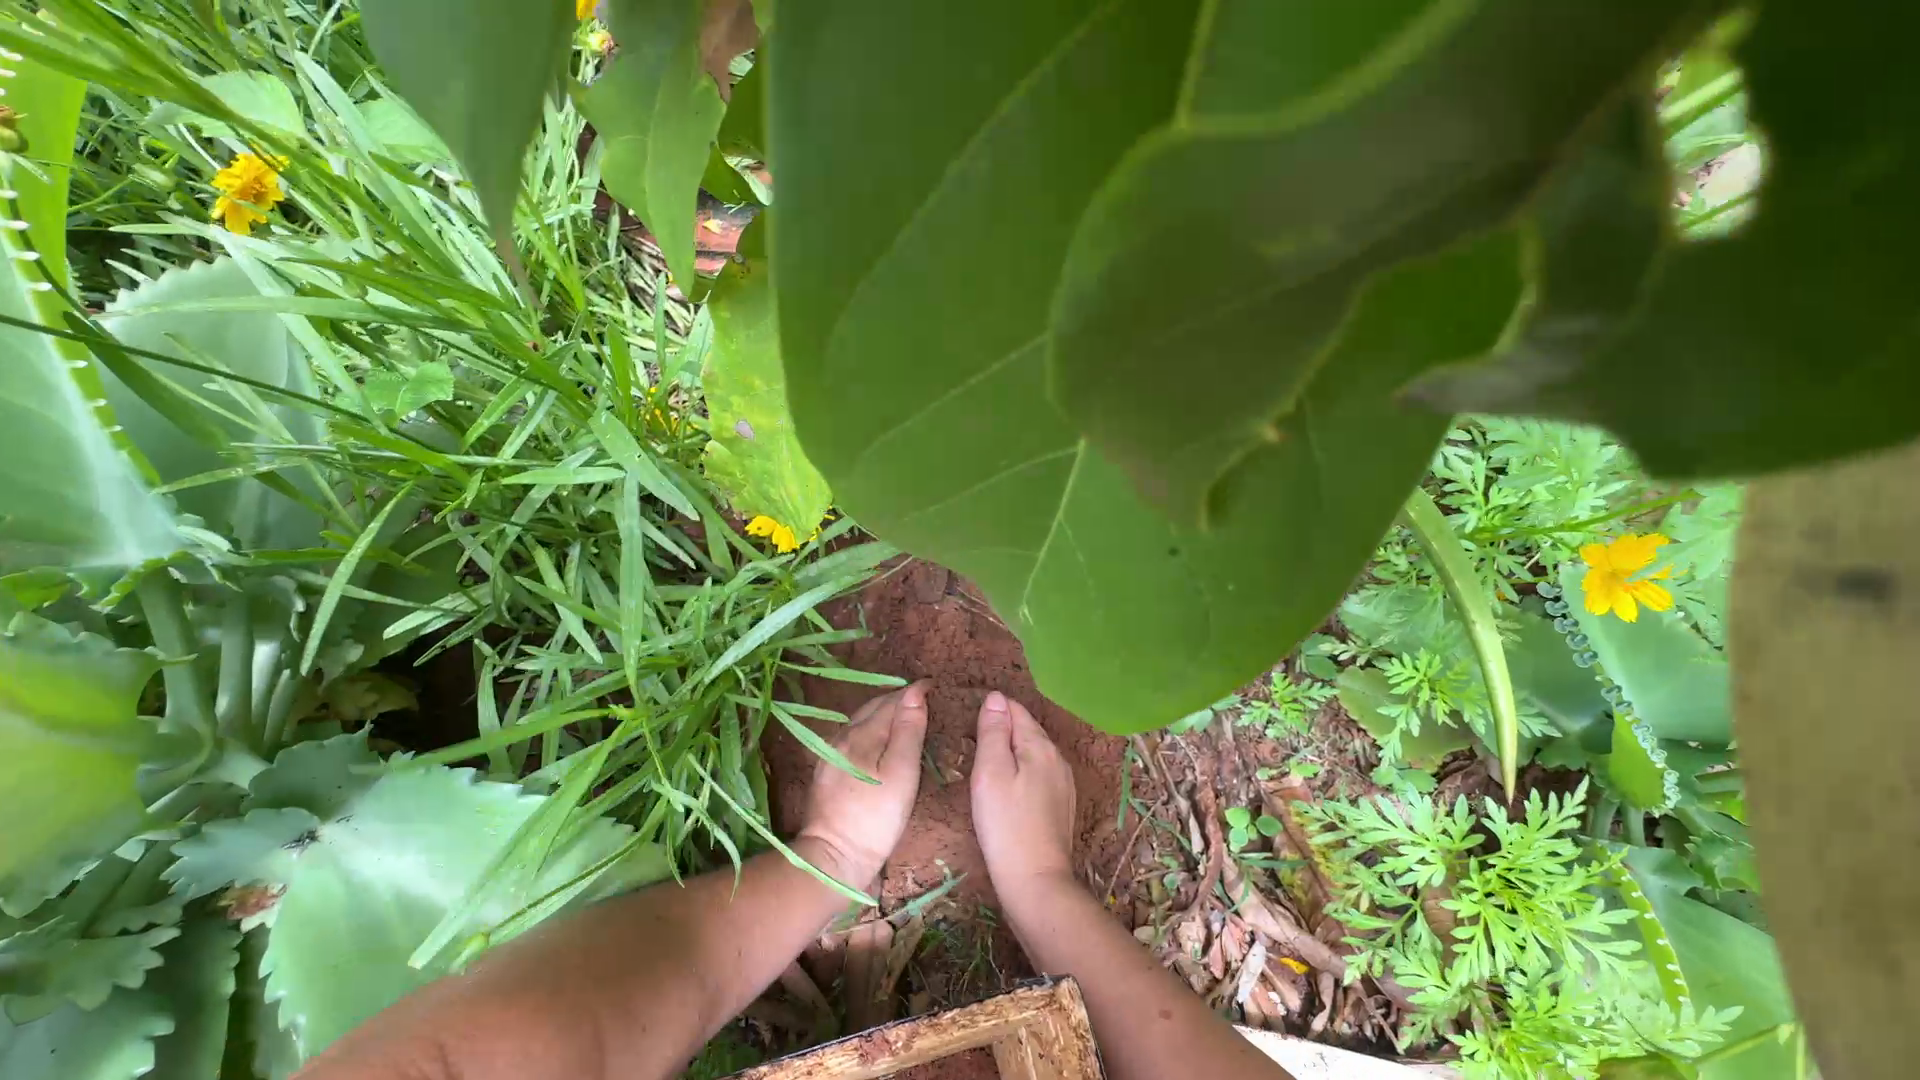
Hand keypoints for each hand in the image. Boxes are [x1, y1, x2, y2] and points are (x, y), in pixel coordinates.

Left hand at [796, 682, 928, 888]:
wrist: (833, 858)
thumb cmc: (875, 818)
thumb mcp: (902, 773)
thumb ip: (909, 731)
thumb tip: (915, 693)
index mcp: (861, 734)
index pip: (891, 701)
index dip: (913, 692)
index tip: (934, 686)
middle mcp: (841, 737)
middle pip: (873, 707)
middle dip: (897, 699)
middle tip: (923, 699)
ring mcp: (829, 755)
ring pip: (860, 722)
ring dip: (882, 714)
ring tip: (904, 716)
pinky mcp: (825, 772)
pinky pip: (851, 739)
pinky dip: (870, 731)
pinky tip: (879, 743)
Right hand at [970, 691, 1076, 896]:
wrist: (1035, 879)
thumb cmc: (1005, 824)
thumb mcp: (989, 773)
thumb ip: (992, 733)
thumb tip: (995, 698)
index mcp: (1039, 745)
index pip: (1015, 710)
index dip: (992, 710)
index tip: (970, 720)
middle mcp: (1057, 758)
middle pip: (1027, 730)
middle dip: (1003, 728)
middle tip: (973, 739)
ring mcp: (1063, 782)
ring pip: (1034, 752)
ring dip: (1012, 750)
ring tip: (987, 761)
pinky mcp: (1062, 804)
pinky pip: (1040, 773)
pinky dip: (1022, 770)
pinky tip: (1008, 786)